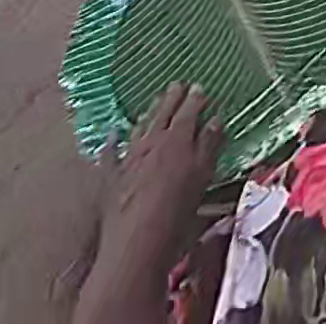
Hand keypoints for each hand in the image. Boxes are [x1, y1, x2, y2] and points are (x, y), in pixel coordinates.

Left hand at [97, 83, 222, 271]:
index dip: (195, 98)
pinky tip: (112, 133)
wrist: (135, 242)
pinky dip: (112, 141)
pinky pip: (111, 153)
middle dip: (172, 98)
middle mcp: (152, 143)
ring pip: (140, 129)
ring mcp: (128, 159)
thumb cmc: (177, 208)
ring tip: (154, 103)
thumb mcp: (202, 174)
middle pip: (163, 114)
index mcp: (177, 140)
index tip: (200, 86)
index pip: (189, 111)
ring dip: (148, 114)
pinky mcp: (110, 178)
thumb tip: (215, 120)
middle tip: (177, 84)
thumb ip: (209, 145)